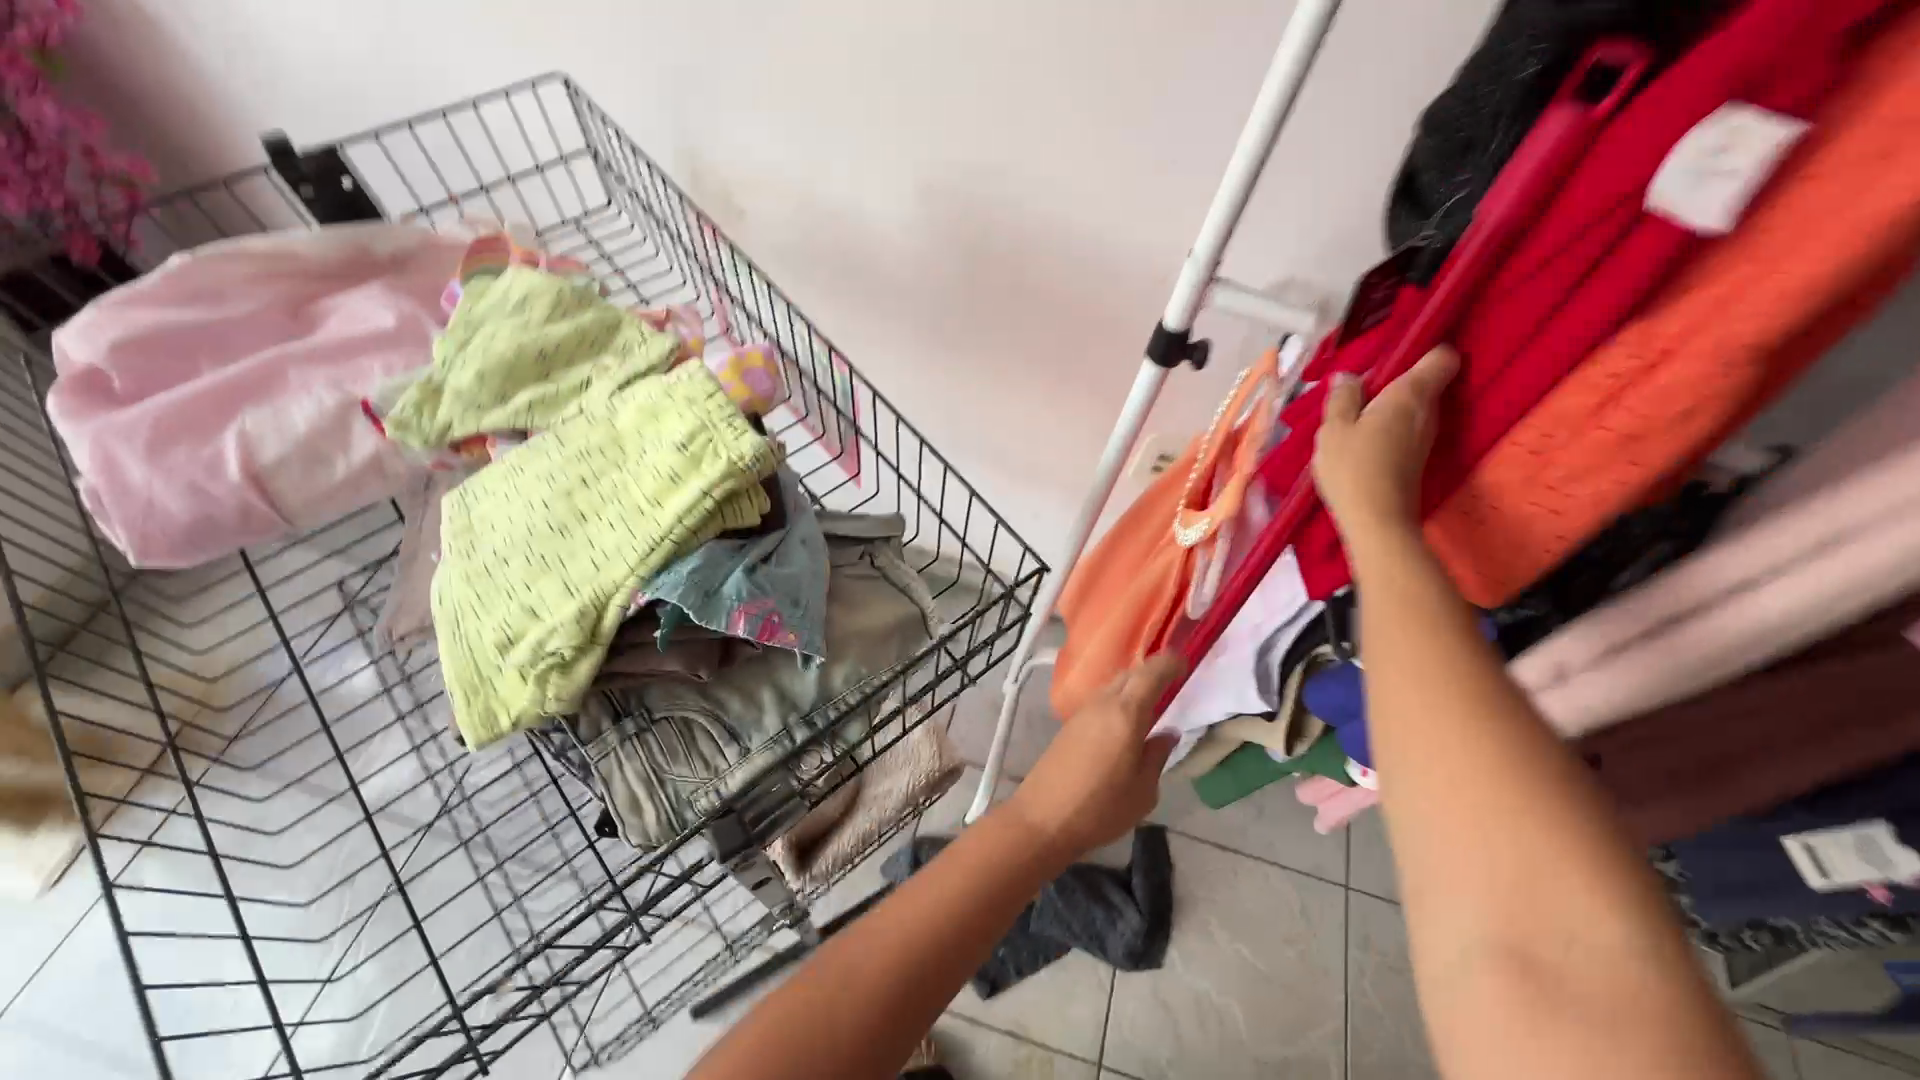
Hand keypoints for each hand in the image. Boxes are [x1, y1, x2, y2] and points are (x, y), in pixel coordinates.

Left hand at [1002, 653, 1184, 864]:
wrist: (1042, 820)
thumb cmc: (1100, 810)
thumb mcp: (1143, 791)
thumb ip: (1156, 756)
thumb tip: (1166, 734)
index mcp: (1125, 715)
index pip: (1150, 674)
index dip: (1169, 663)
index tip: (1185, 661)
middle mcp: (1102, 705)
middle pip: (1129, 674)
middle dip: (1152, 671)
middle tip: (1173, 679)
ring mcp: (1081, 714)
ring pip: (1112, 686)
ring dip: (1133, 685)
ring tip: (1152, 699)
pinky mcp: (1069, 726)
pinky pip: (1100, 701)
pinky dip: (1118, 699)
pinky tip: (1126, 719)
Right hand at [1312, 345, 1459, 538]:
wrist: (1377, 522)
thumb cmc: (1353, 469)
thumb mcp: (1334, 429)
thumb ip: (1341, 398)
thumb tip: (1349, 375)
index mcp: (1410, 394)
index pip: (1441, 356)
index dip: (1423, 349)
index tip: (1393, 354)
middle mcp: (1428, 410)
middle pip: (1423, 381)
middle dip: (1394, 380)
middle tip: (1357, 390)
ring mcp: (1427, 436)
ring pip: (1413, 406)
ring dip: (1388, 405)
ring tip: (1354, 416)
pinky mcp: (1418, 457)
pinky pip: (1407, 426)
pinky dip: (1389, 426)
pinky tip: (1362, 440)